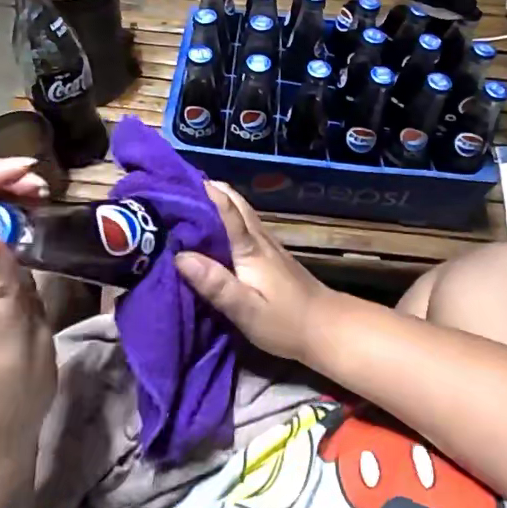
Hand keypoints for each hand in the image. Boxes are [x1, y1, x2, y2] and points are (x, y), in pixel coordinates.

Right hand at [174, 181, 333, 363]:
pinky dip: (229, 216)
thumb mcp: (246, 310)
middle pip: (237, 203)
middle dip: (210, 190)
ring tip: (191, 197)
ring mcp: (269, 246)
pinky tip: (217, 225)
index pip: (227, 211)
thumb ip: (216, 284)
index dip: (205, 194)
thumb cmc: (286, 322)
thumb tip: (181, 256)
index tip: (178, 179)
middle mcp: (260, 240)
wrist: (328, 328)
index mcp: (250, 249)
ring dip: (220, 200)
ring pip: (243, 212)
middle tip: (179, 183)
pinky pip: (246, 225)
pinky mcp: (273, 256)